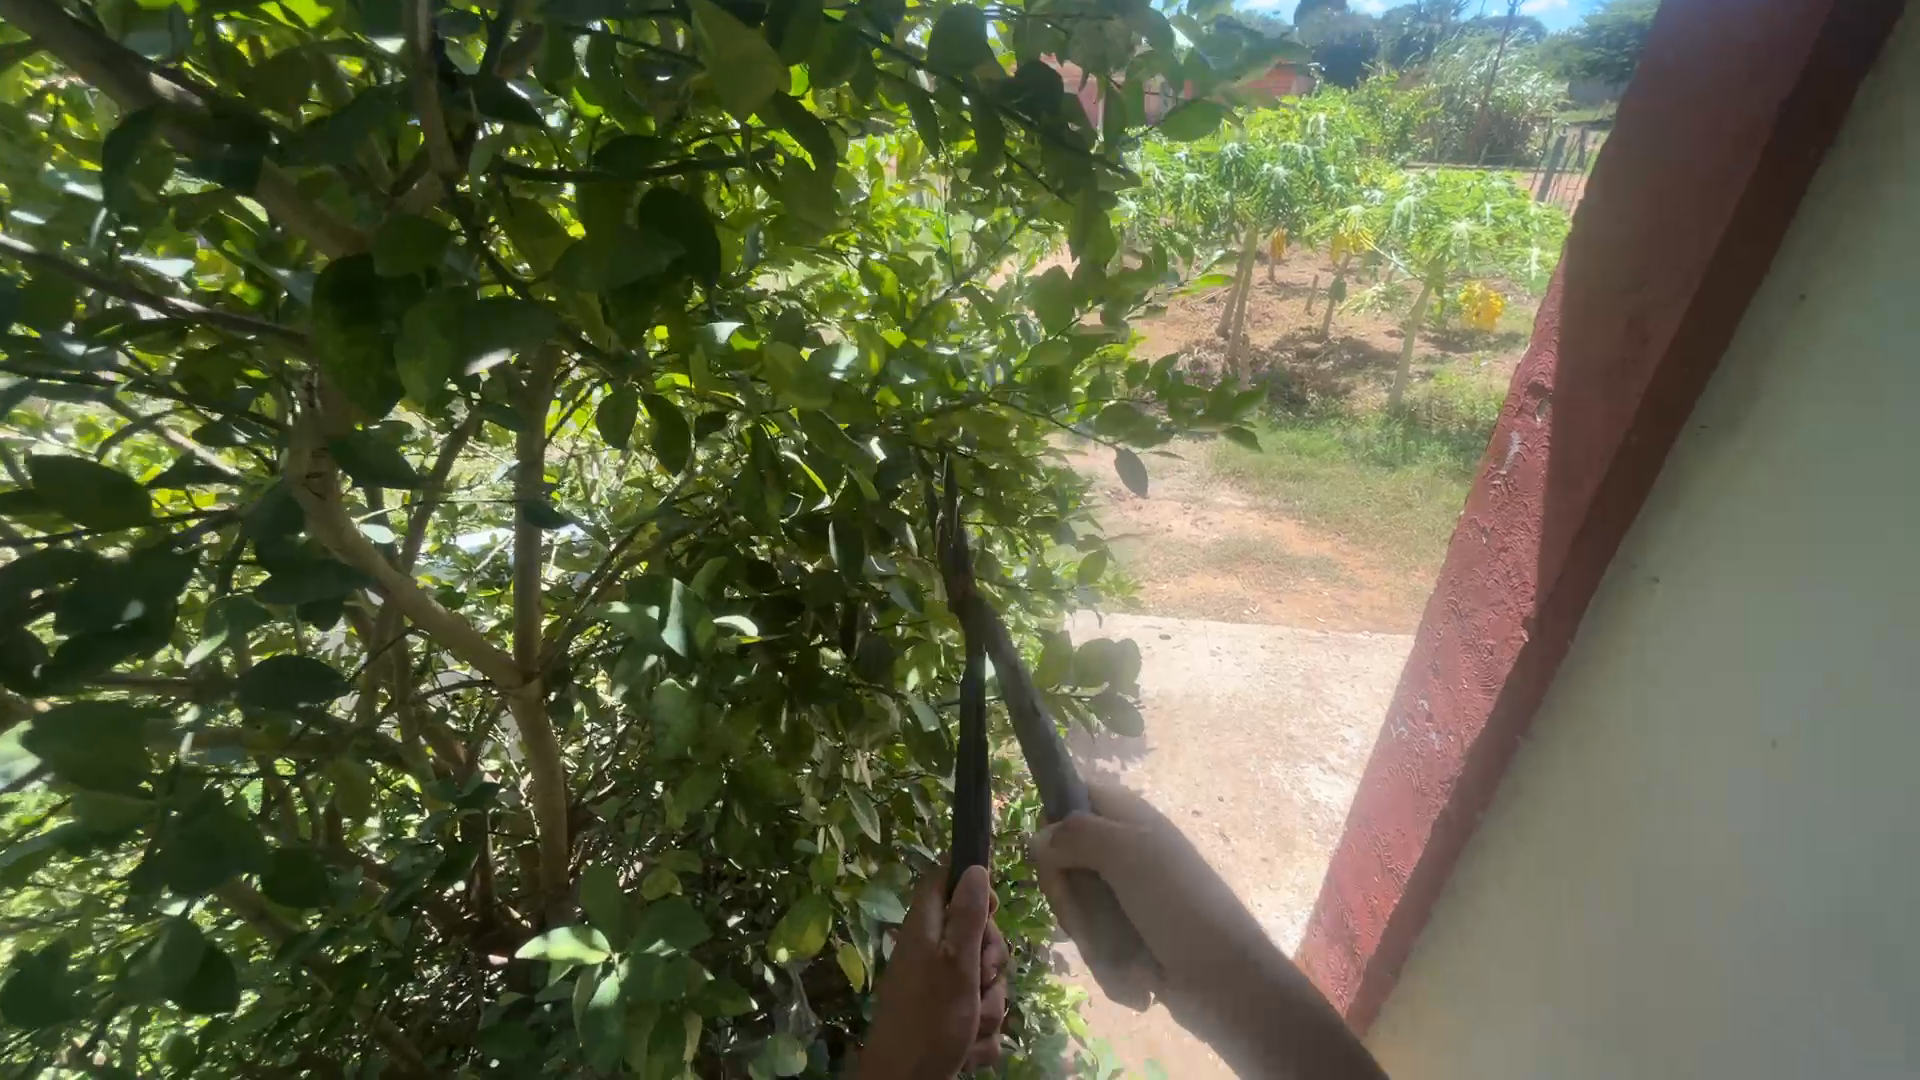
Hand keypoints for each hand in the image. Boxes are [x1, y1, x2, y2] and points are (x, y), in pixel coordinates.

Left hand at [857, 865, 1009, 1078]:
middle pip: (974, 932)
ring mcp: (939, 986)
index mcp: (926, 928)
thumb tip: (974, 867)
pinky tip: (968, 1047)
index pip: (944, 880)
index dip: (971, 884)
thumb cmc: (930, 1020)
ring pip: (982, 977)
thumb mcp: (956, 962)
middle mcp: (931, 951)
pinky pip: (978, 1012)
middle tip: (982, 978)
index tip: (994, 907)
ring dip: (987, 1003)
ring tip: (971, 1024)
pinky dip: (979, 1033)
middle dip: (990, 960)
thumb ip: (968, 915)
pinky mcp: (947, 1018)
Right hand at [1030, 781, 1382, 1078]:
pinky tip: (1139, 979)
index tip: (1055, 860)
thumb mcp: (1128, 855)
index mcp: (1126, 816)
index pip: (1070, 796)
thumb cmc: (1181, 906)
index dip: (1054, 825)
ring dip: (1096, 943)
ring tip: (1128, 960)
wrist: (1232, 984)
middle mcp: (1122, 849)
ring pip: (1077, 909)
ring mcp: (1126, 893)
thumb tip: (1038, 840)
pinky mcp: (1130, 934)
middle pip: (1062, 861)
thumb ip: (1076, 835)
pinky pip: (1097, 943)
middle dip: (1073, 903)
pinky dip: (1112, 965)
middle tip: (1087, 923)